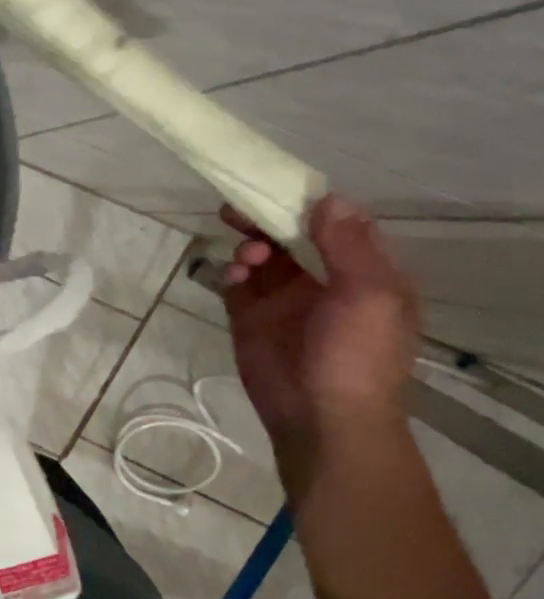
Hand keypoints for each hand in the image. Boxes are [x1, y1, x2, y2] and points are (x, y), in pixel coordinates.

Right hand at [220, 195, 418, 442]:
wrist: (319, 412)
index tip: (282, 187)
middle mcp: (324, 280)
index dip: (313, 205)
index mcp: (364, 273)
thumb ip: (347, 245)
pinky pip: (235, 281)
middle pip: (292, 236)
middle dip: (267, 220)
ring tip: (247, 256)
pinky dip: (231, 271)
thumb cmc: (356, 353)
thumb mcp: (368, 293)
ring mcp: (284, 299)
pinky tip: (234, 274)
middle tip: (238, 209)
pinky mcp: (249, 316)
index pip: (339, 226)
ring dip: (251, 246)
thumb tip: (328, 198)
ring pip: (262, 255)